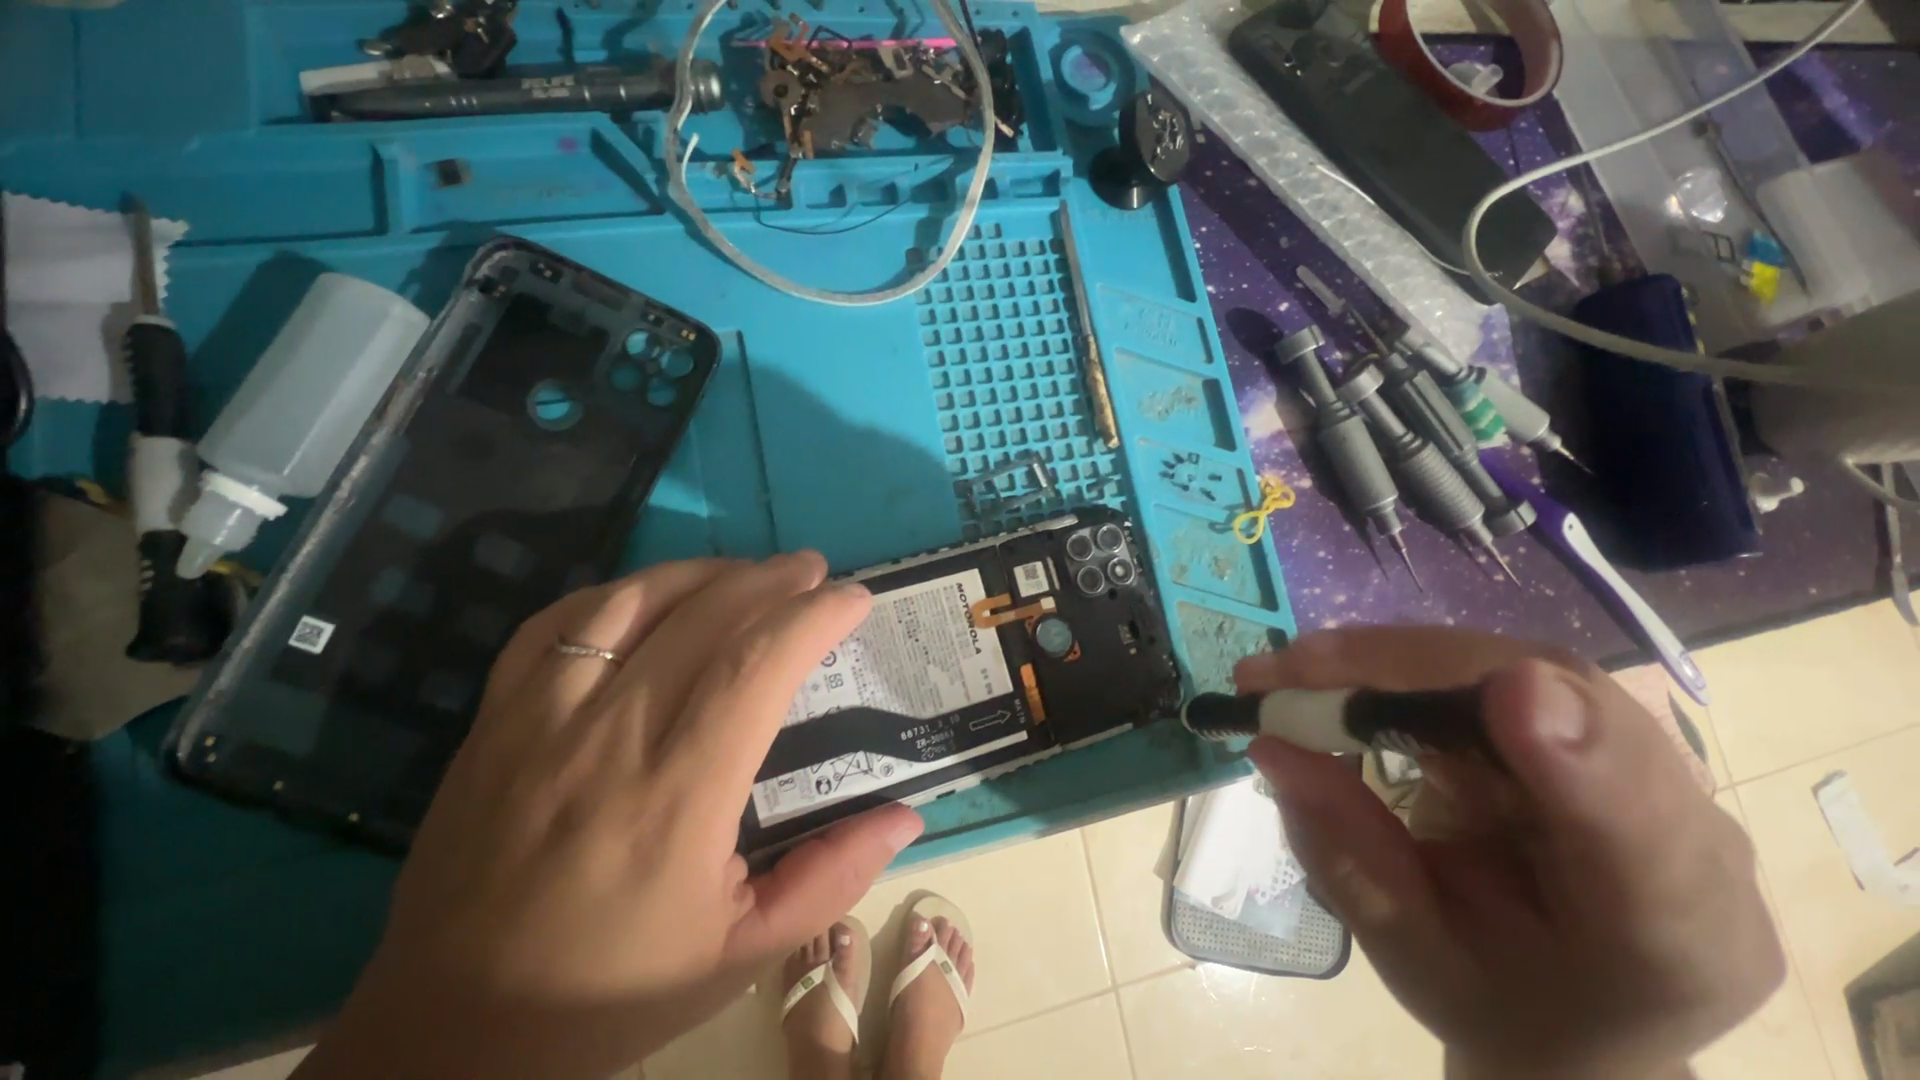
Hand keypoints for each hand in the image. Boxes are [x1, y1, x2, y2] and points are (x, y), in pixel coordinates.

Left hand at [294, 554, 923, 1079]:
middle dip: (771, 580)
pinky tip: (646, 599)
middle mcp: (608, 737)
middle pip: (703, 618)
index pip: (757, 667)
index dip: (813, 618)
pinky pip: (555, 626)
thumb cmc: (612, 991)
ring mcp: (539, 720)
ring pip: (630, 604)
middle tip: (815, 572)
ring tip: (746, 573)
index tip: (854, 600)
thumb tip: (906, 813)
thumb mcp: (742, 955)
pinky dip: (614, 595)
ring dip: (701, 573)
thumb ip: (831, 877)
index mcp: (677, 796)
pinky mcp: (493, 722)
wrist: (452, 1026)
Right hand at [1237, 627, 1780, 1079]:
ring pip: (1533, 667)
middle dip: (1420, 673)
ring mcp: (1656, 768)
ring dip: (1402, 659)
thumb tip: (1273, 746)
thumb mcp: (1412, 957)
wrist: (1580, 1021)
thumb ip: (1350, 856)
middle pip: (1573, 707)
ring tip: (1293, 670)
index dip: (1582, 755)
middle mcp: (1693, 832)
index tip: (1509, 691)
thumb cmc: (1498, 1007)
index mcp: (1673, 934)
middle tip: (1286, 673)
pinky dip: (1414, 665)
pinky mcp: (1603, 727)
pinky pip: (1509, 671)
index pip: (1645, 831)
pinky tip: (1345, 672)